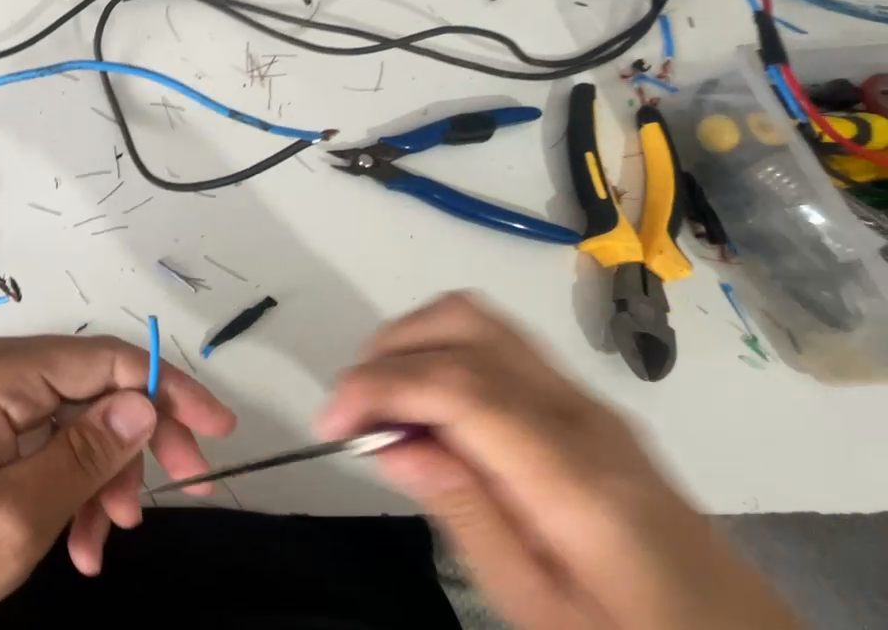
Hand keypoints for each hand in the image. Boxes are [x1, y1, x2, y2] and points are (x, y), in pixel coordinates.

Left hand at [0, 333, 235, 629]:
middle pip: (94, 387)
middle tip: (182, 492)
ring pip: (77, 420)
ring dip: (104, 477)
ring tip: (106, 540)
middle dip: (139, 442)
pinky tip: (80, 542)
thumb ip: (85, 453)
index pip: (104, 359)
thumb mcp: (20, 514)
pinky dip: (73, 484)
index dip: (168, 388)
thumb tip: (142, 403)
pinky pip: (48, 441)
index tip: (219, 430)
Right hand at [318, 292, 799, 629]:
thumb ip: (463, 514)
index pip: (457, 386)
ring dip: (409, 342)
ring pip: (475, 318)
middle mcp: (584, 416)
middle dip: (384, 354)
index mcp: (577, 478)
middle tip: (353, 414)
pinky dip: (438, 350)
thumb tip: (388, 442)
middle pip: (462, 327)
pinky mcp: (585, 403)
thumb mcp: (537, 606)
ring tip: (383, 401)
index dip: (376, 386)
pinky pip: (494, 343)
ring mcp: (589, 401)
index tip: (329, 423)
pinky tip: (427, 404)